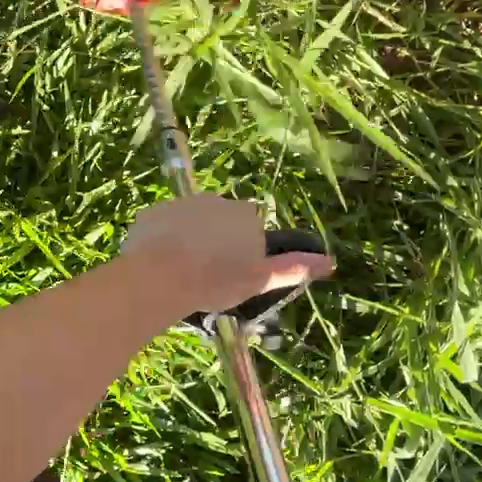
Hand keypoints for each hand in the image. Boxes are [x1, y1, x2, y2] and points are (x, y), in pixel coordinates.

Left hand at [120, 194, 332, 311]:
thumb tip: (330, 262)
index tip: (232, 271)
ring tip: (181, 271)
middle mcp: (213, 201)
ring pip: (188, 222)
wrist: (159, 276)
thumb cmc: (216, 280)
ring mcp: (179, 204)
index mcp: (244, 214)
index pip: (249, 227)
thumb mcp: (260, 279)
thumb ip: (293, 268)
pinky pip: (161, 227)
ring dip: (187, 240)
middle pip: (218, 221)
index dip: (242, 250)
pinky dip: (161, 241)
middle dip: (215, 241)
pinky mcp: (151, 213)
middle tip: (207, 273)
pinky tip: (159, 263)